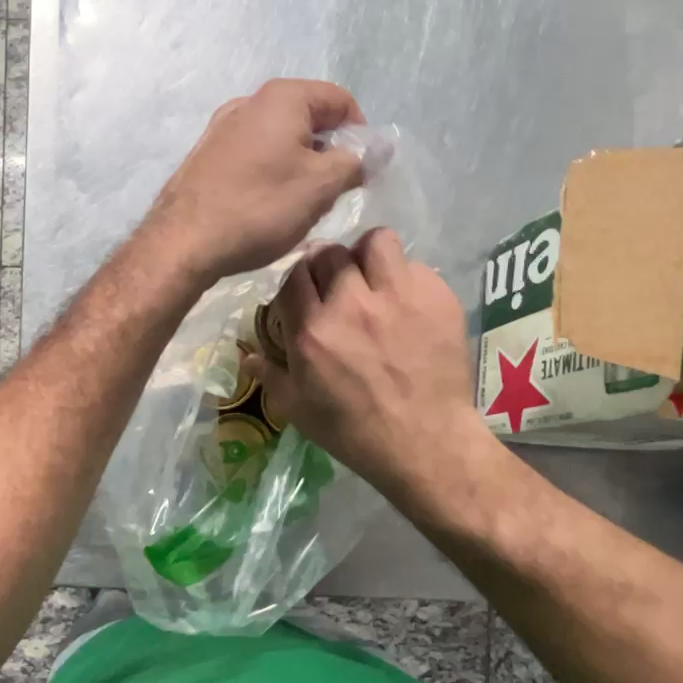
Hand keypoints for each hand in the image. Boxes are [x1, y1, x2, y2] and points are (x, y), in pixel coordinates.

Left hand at [141, 79, 367, 280]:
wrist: (183, 243)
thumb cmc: (260, 208)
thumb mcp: (322, 186)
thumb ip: (355, 162)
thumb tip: (372, 152)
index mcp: (283, 96)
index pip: (340, 101)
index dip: (360, 134)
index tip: (361, 171)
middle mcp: (247, 102)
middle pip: (305, 120)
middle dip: (324, 153)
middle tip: (329, 193)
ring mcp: (218, 131)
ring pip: (275, 142)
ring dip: (294, 168)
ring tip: (294, 207)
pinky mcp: (201, 161)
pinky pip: (247, 160)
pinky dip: (263, 178)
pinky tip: (261, 210)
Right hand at [247, 229, 493, 497]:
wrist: (421, 440)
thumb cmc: (351, 431)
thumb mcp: (297, 409)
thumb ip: (271, 374)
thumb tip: (246, 355)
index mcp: (311, 332)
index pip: (293, 277)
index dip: (296, 279)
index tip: (303, 292)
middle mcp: (350, 304)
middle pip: (330, 253)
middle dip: (327, 264)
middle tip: (334, 283)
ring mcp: (397, 295)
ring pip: (375, 242)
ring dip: (367, 254)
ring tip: (371, 275)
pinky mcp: (435, 296)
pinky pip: (414, 265)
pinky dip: (404, 277)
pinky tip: (404, 301)